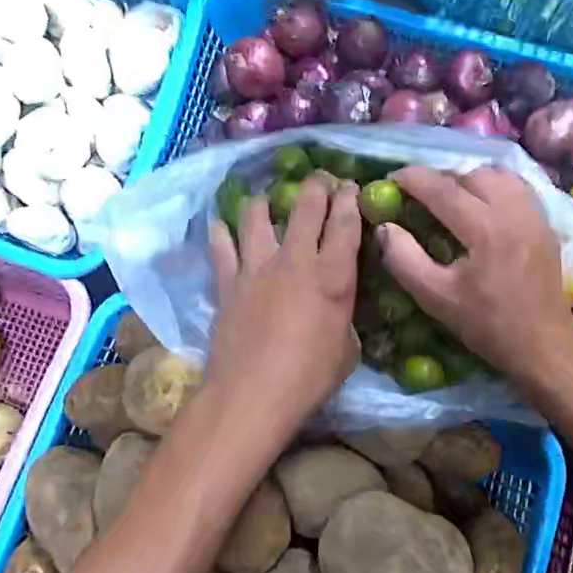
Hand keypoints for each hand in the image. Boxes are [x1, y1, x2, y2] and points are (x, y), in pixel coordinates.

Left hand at [207, 174, 361, 430]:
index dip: (350, 200)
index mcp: (333, 276)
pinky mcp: (227, 282)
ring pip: (257, 216)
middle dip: (316, 185)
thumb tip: (337, 310)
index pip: (345, 224)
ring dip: (264, 201)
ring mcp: (256, 267)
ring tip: (266, 199)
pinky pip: (222, 246)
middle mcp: (295, 260)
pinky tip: (220, 224)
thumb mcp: (346, 350)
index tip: (352, 186)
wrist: (253, 393)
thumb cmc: (310, 377)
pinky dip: (222, 232)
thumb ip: (343, 319)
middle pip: (305, 206)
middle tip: (319, 179)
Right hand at [378, 166, 572, 381]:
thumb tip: (385, 228)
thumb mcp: (435, 297)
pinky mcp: (545, 222)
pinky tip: (481, 206)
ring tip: (451, 198)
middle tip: (419, 194)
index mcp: (485, 229)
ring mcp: (534, 213)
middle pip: (471, 173)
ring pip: (498, 174)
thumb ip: (403, 259)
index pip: (442, 188)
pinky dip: (494, 186)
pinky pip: (517, 186)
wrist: (542, 343)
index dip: (413, 179)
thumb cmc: (486, 323)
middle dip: (441, 178)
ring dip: (469, 179)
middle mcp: (513, 211)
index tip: (391, 180)